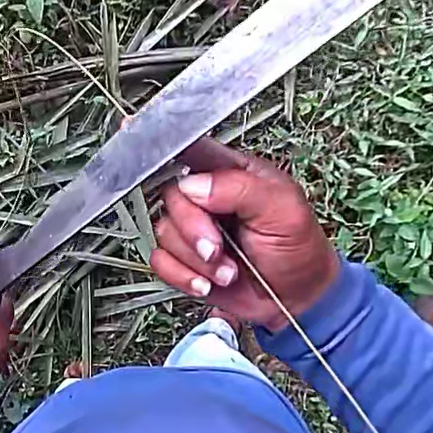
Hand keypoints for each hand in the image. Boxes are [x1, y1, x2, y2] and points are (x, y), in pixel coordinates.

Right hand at [149, 140, 340, 330]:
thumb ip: (241, 189)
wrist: (296, 300)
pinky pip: (161, 261)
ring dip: (195, 259)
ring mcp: (193, 229)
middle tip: (218, 248)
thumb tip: (194, 184)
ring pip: (164, 231)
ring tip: (227, 270)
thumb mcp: (284, 211)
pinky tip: (207, 281)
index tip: (133, 131)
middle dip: (193, 229)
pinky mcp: (185, 259)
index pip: (192, 148)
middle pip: (172, 196)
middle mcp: (207, 197)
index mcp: (232, 173)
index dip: (163, 141)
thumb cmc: (299, 251)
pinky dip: (183, 275)